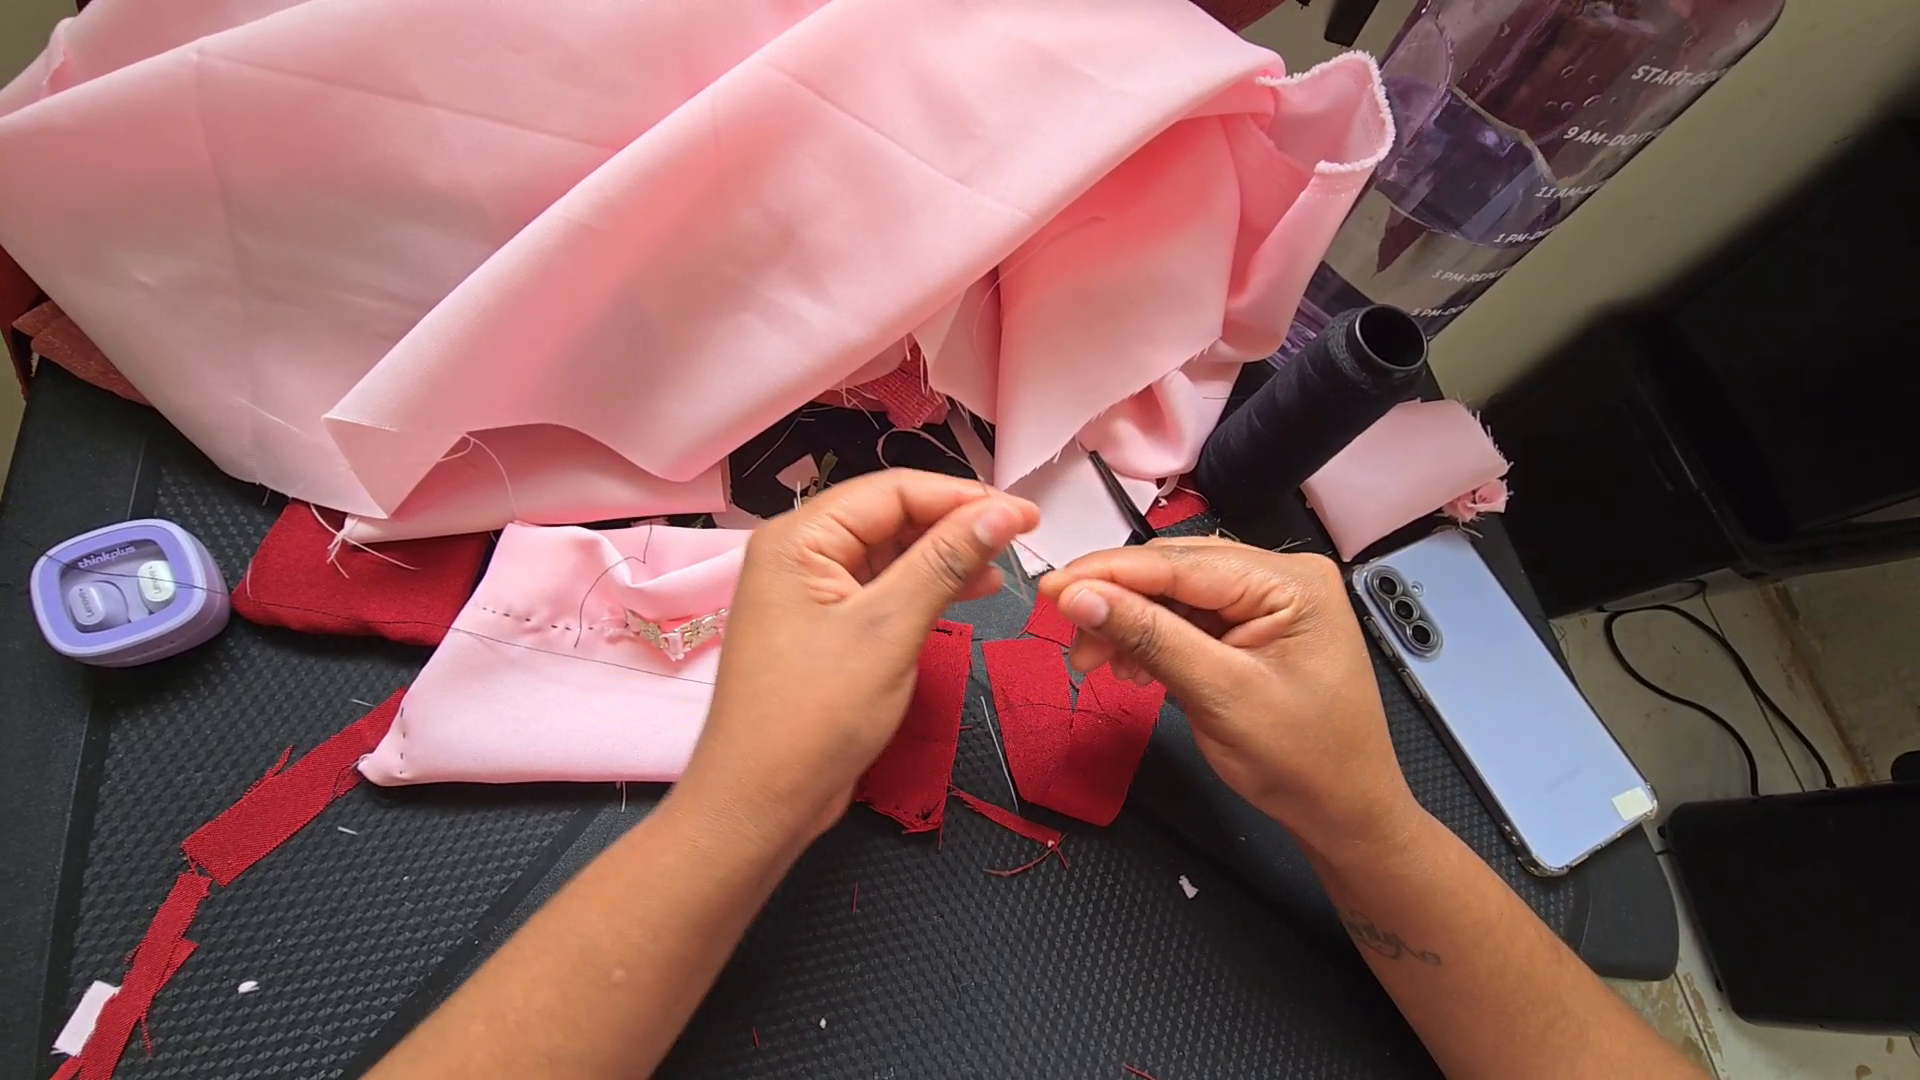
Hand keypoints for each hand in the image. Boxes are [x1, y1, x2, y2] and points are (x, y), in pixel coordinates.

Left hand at [676, 469, 1038, 849]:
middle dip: (956, 525)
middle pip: (892, 516)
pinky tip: (971, 591)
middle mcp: (802, 552)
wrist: (762, 803)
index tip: (1025, 512)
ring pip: (892, 552)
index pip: (892, 491)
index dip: (963, 497)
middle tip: (1020, 536)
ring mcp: (813, 589)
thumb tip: (1002, 512)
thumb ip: (945, 562)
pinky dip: (927, 587)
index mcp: (799, 537)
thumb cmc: (816, 715)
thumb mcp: (889, 630)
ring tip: (1001, 569)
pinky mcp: (828, 623)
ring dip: (947, 557)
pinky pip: (885, 587)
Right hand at [1038, 538, 1421, 855]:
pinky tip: (1132, 668)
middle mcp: (1278, 577)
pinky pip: (1184, 618)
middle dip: (1114, 602)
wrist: (1344, 814)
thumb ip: (1147, 636)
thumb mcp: (1218, 694)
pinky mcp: (1247, 626)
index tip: (1050, 588)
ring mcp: (1263, 601)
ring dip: (1127, 624)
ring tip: (1095, 662)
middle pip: (1172, 573)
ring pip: (1170, 595)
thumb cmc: (1299, 761)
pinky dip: (1149, 640)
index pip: (1180, 563)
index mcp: (1289, 582)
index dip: (1108, 573)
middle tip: (1069, 638)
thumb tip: (1076, 596)